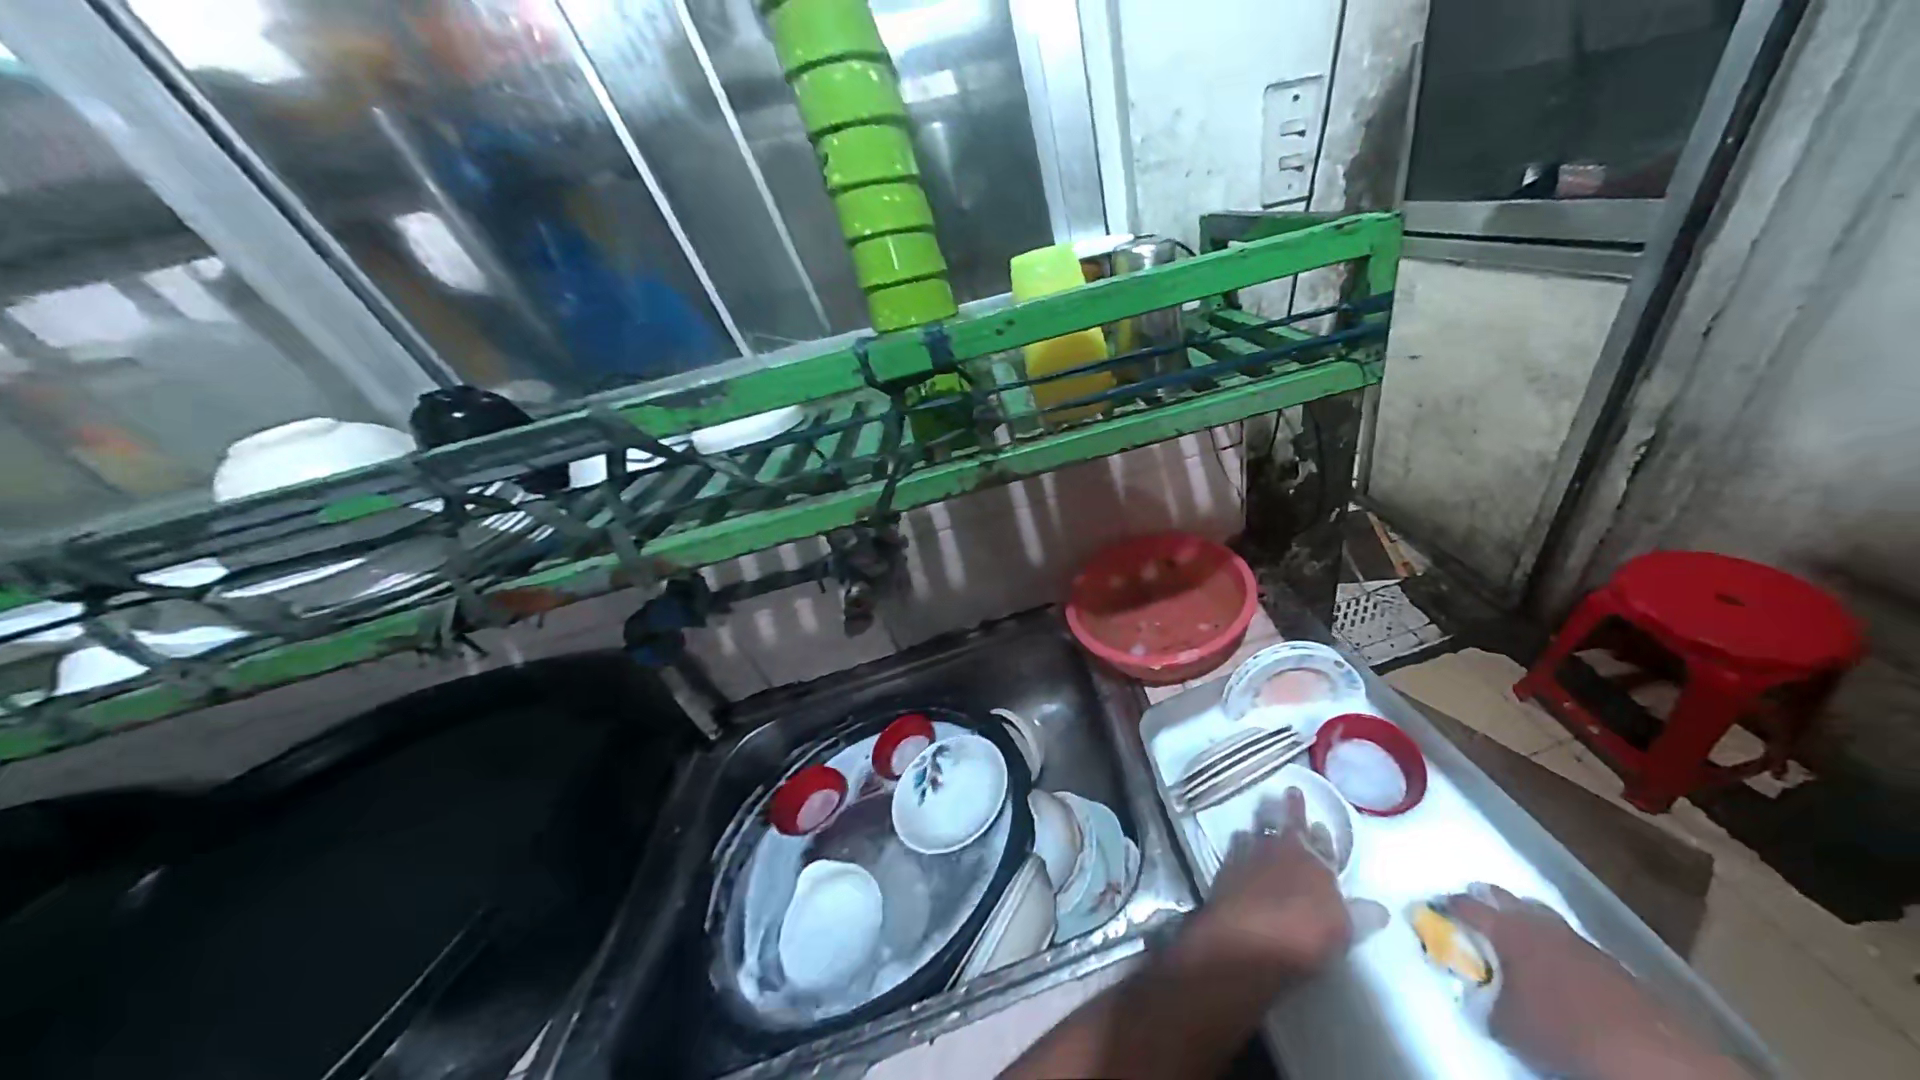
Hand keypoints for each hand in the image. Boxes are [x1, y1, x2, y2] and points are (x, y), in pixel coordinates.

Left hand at [1174, 789, 1385, 989]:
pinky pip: (1238, 842)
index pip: (1325, 846)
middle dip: (1293, 808)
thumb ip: (1359, 916)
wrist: (1246, 935)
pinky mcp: (1229, 863)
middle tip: (1291, 791)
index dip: (1324, 837)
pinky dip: (1242, 839)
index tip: (1321, 824)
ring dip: (1264, 820)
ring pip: (1261, 828)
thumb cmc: (1303, 937)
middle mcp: (1286, 852)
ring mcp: (1254, 854)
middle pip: (1291, 825)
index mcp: (1318, 867)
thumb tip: (1380, 909)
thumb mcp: (1342, 933)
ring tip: (1263, 809)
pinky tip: (1240, 838)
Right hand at [1451, 885, 1747, 1079]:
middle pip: (1507, 899)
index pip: (1465, 906)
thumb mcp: (1503, 1024)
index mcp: (1507, 931)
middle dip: (1487, 898)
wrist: (1652, 1061)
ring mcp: (1582, 942)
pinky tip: (1557, 965)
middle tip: (1474, 902)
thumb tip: (1472, 990)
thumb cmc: (1561, 1032)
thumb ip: (1480, 999)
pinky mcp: (1616, 966)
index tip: (1432, 907)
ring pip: (1543, 918)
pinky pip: (1572, 944)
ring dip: (1526, 922)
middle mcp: (1541, 925)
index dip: (1445, 905)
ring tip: (1515, 934)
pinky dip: (1558, 947)